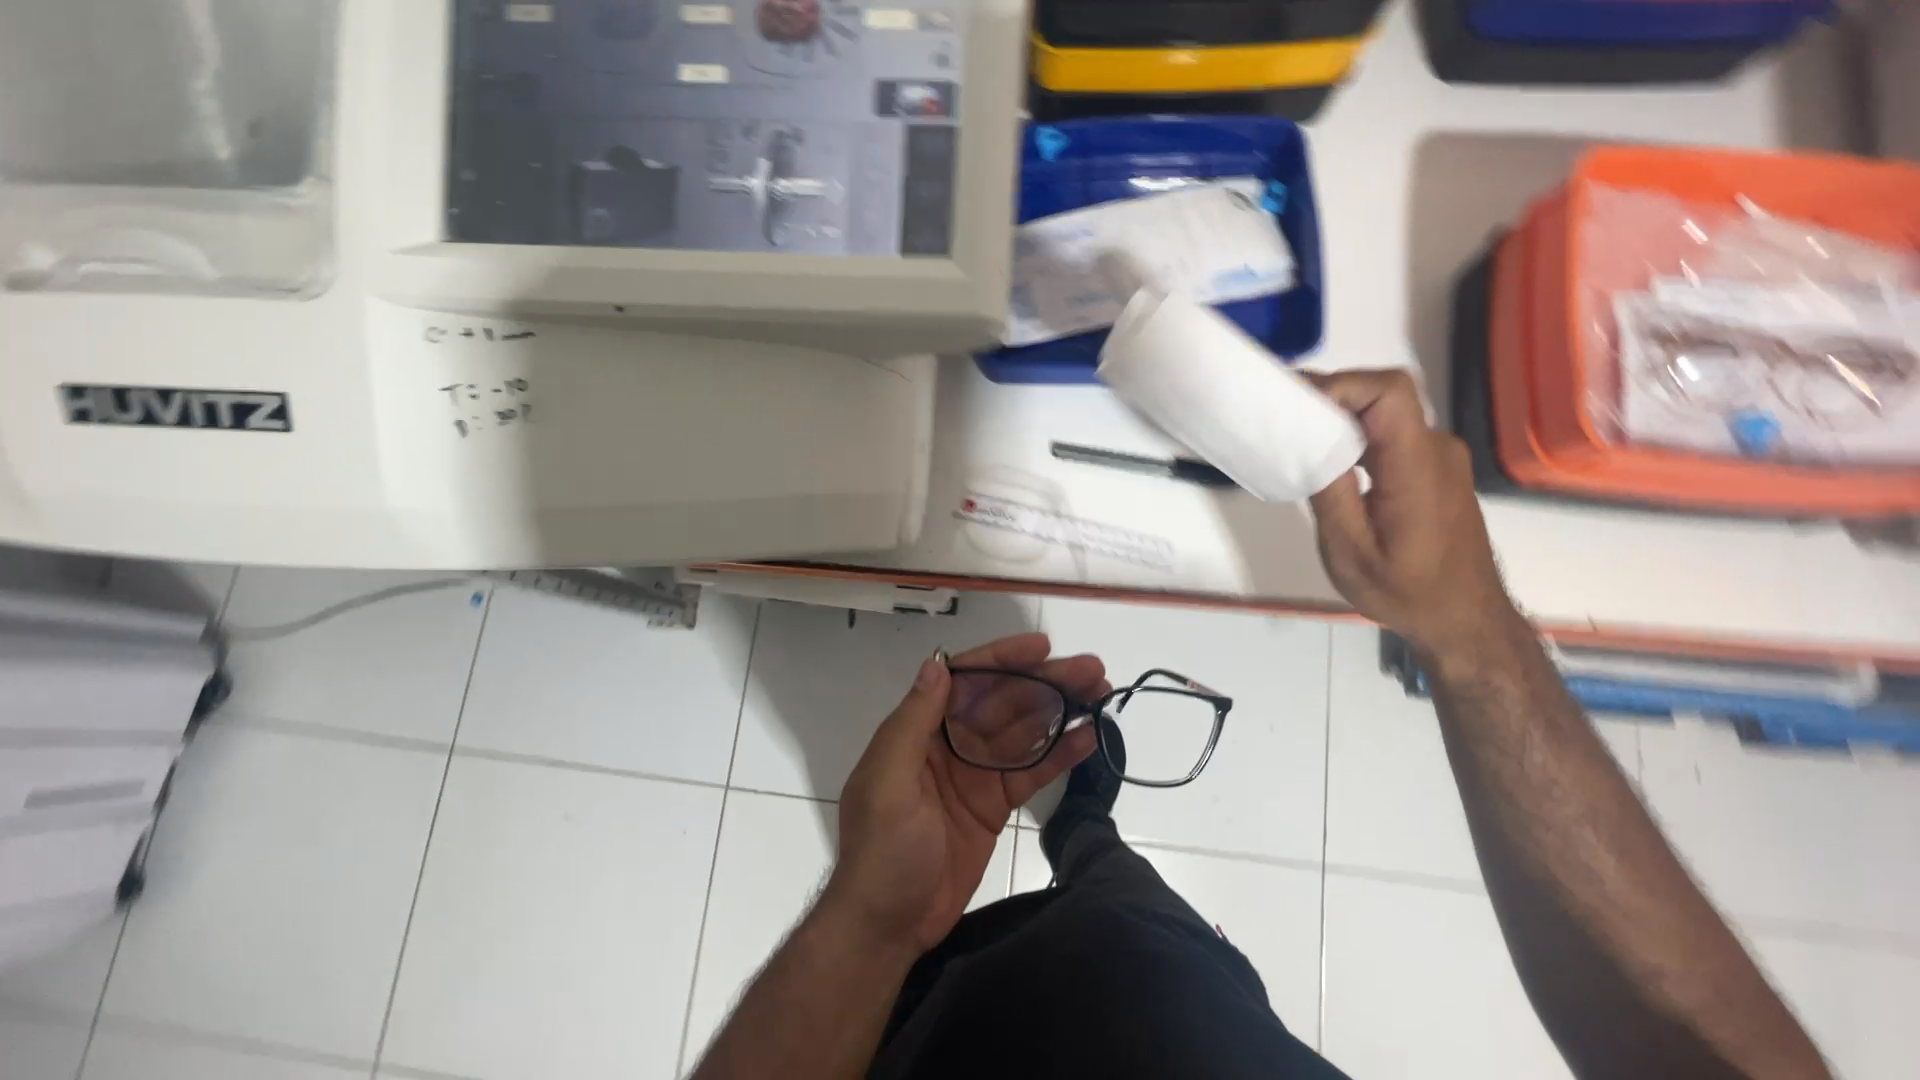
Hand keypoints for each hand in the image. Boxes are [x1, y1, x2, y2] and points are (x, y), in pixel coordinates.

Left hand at [821, 633, 1106, 956]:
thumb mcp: (888, 783)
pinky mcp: (993, 806)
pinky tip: (1089, 737)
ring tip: (1101, 693)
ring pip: (1023, 732)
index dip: (1003, 659)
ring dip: (1060, 711)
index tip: (1041, 647)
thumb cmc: (883, 851)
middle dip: (1045, 682)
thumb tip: (937, 663)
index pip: (964, 682)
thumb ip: (913, 722)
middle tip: (1092, 669)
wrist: (889, 925)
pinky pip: (1030, 772)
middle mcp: (948, 745)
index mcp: (917, 732)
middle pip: (1003, 702)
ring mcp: (974, 775)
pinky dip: (1059, 754)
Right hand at [1307, 369, 1522, 663]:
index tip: (1296, 404)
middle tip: (1279, 415)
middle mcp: (1435, 449)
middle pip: (1382, 396)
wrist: (1464, 618)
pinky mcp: (1433, 467)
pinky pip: (1391, 434)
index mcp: (1416, 467)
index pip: (1389, 392)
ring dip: (1339, 417)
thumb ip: (1330, 493)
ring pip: (1384, 414)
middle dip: (1329, 398)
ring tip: (1292, 435)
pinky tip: (1326, 457)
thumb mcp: (1350, 554)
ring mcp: (1438, 456)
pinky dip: (1355, 434)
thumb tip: (1307, 442)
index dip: (1341, 385)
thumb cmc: (1406, 593)